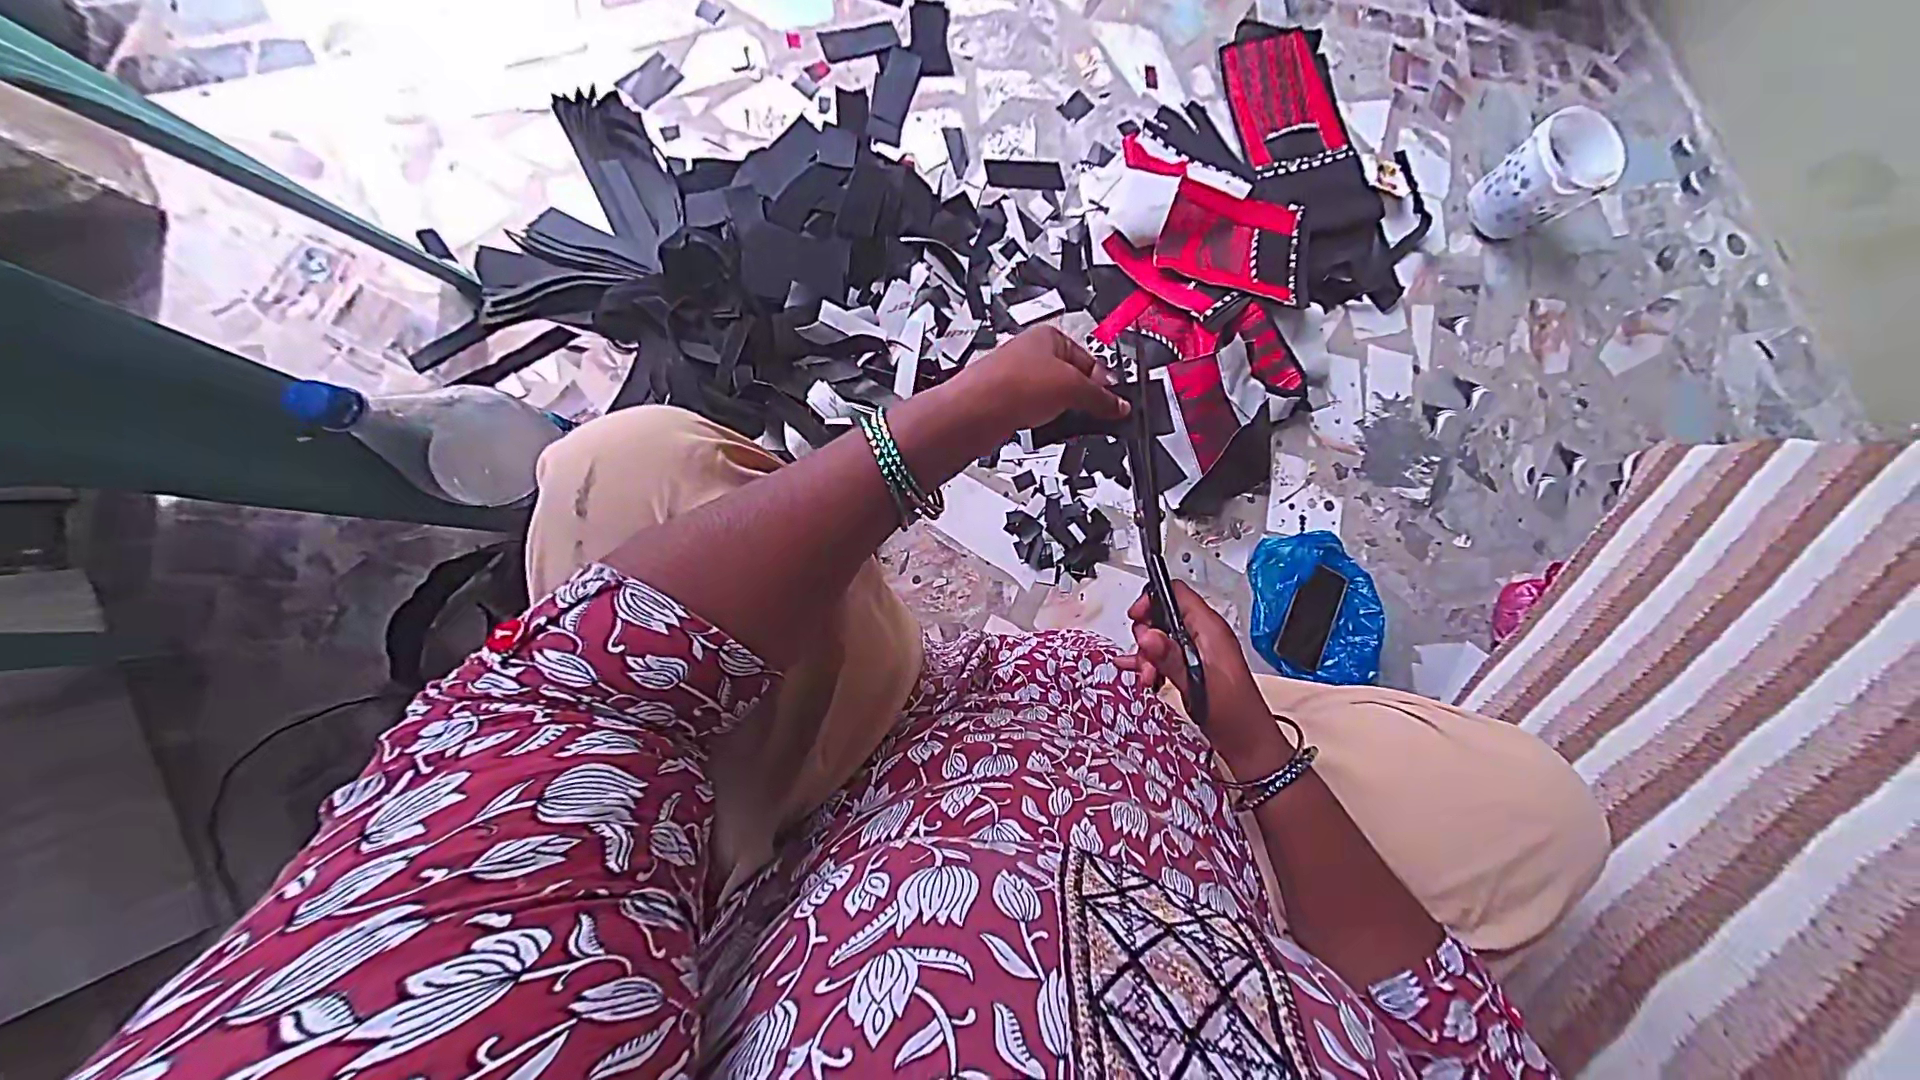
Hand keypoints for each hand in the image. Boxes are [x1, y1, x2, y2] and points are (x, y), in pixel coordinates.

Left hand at [942, 325, 1127, 441]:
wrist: (975, 412)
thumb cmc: (1012, 384)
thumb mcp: (1073, 387)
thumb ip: (1101, 397)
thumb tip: (1118, 405)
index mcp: (1049, 336)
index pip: (1090, 358)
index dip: (1105, 381)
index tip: (1116, 401)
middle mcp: (1030, 355)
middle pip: (1070, 380)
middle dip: (1082, 398)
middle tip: (1093, 413)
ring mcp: (1016, 381)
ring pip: (1051, 399)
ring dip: (1061, 413)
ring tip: (1063, 421)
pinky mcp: (1006, 405)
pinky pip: (1034, 415)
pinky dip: (1042, 423)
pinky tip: (1042, 428)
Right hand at [1119, 580, 1294, 774]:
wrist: (1249, 745)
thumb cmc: (1236, 716)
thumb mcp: (1198, 685)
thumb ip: (1171, 658)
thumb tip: (1149, 635)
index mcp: (1210, 630)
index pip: (1177, 594)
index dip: (1152, 600)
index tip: (1137, 618)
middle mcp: (1204, 636)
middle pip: (1163, 615)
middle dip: (1146, 635)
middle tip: (1146, 657)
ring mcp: (1197, 651)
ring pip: (1160, 637)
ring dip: (1147, 655)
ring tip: (1149, 676)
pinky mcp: (1192, 666)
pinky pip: (1164, 654)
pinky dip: (1151, 664)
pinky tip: (1145, 676)